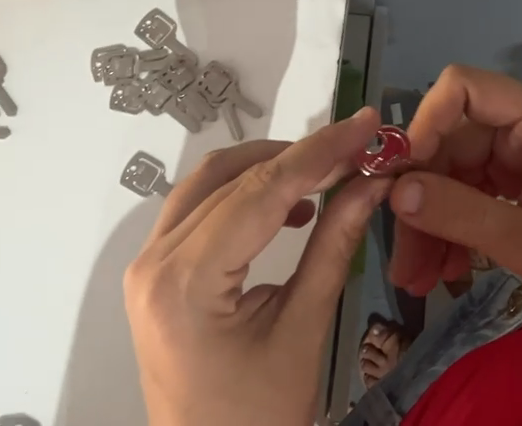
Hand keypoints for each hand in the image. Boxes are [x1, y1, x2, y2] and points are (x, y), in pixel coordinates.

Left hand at [125, 107, 390, 425]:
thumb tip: (373, 180)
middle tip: (358, 151)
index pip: (261, 191)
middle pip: (233, 176)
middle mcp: (154, 262)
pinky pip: (201, 206)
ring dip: (271, 168)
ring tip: (328, 175)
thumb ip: (336, 244)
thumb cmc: (258, 416)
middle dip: (301, 156)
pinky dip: (247, 191)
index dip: (321, 150)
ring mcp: (148, 265)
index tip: (366, 125)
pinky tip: (290, 208)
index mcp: (185, 283)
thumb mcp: (304, 331)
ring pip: (212, 180)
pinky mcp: (156, 271)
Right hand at [388, 65, 521, 329]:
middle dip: (420, 195)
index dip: (426, 122)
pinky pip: (465, 196)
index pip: (462, 87)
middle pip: (448, 140)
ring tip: (415, 278)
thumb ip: (462, 214)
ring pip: (449, 173)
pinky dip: (450, 230)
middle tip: (401, 256)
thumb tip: (397, 193)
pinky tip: (442, 271)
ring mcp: (516, 157)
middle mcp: (521, 127)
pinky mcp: (513, 186)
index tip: (403, 176)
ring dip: (429, 222)